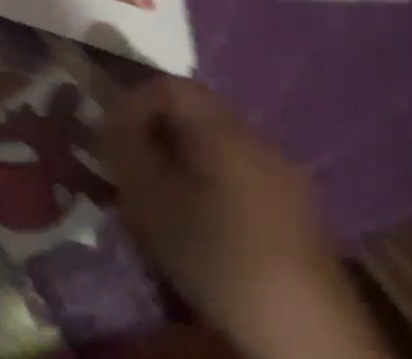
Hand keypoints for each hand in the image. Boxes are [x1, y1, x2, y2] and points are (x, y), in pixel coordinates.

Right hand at [101, 78, 388, 358]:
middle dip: (154, 130)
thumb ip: (122, 142)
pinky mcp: (295, 209)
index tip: (112, 136)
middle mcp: (261, 141)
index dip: (132, 102)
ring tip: (156, 190)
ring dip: (179, 157)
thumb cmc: (209, 249)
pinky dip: (207, 179)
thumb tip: (112, 114)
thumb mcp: (144, 192)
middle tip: (127, 162)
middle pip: (195, 112)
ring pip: (216, 145)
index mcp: (224, 131)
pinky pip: (239, 171)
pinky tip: (196, 214)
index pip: (169, 85)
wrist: (300, 327)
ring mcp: (286, 176)